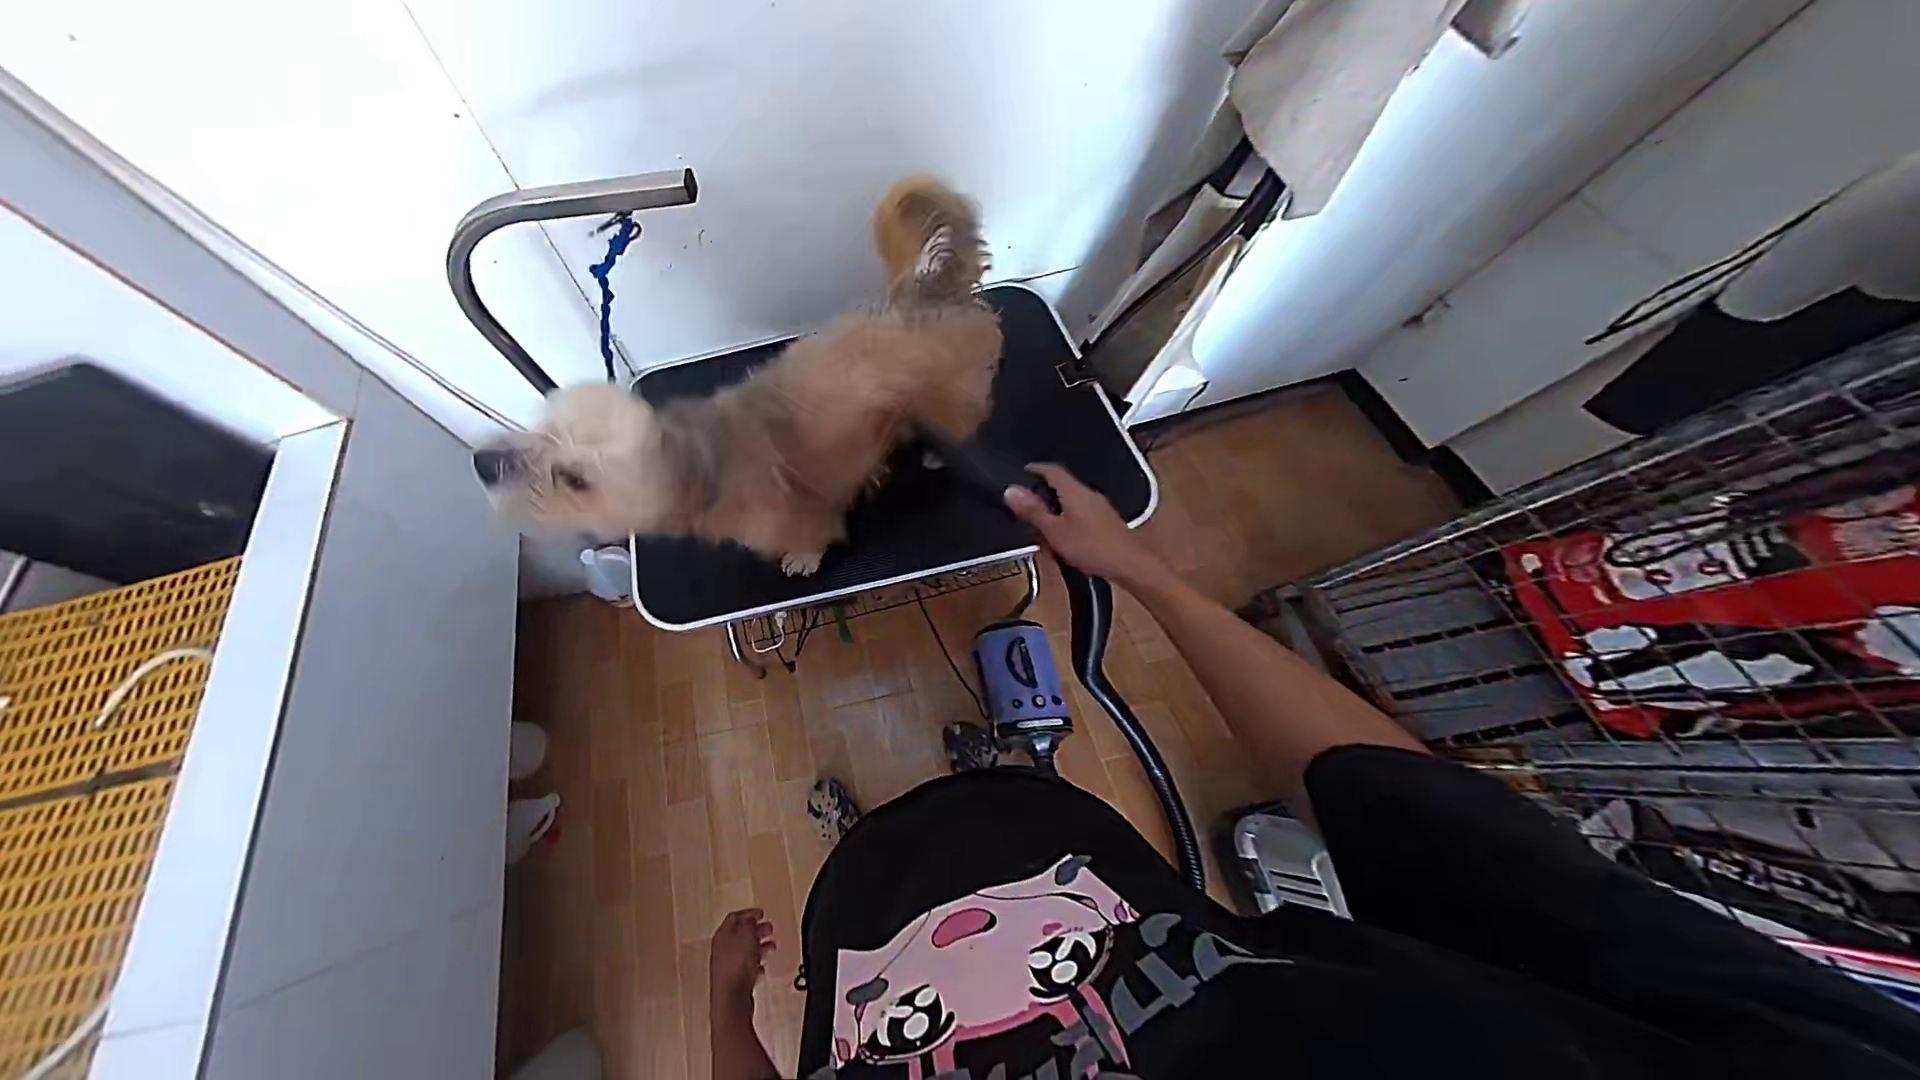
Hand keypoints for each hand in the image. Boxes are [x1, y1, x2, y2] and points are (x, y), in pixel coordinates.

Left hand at [709, 909, 775, 1010]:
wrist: (731, 999)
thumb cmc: (738, 963)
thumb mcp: (747, 934)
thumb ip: (749, 922)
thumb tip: (750, 918)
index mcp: (722, 936)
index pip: (734, 917)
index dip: (749, 913)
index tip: (763, 914)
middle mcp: (721, 949)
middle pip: (740, 934)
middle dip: (756, 930)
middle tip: (770, 929)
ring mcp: (726, 967)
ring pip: (744, 951)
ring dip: (759, 946)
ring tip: (772, 947)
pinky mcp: (732, 982)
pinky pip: (745, 968)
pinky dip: (755, 964)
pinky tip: (762, 968)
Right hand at [1004, 463, 1172, 590]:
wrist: (1129, 565)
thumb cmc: (1093, 548)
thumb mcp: (1054, 531)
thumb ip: (1032, 511)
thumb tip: (1011, 491)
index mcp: (1074, 492)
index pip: (1051, 469)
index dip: (1035, 469)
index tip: (1024, 472)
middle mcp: (1089, 495)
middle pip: (1060, 488)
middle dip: (1042, 498)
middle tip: (1028, 512)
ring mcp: (1100, 508)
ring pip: (1070, 504)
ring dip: (1054, 515)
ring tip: (1044, 535)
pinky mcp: (1106, 523)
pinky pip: (1080, 516)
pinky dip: (1067, 524)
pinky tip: (1063, 544)